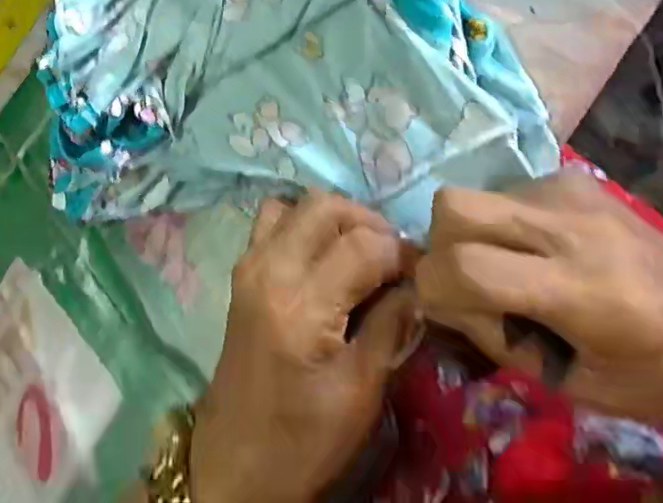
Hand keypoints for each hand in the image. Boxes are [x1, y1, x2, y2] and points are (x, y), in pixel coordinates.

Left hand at [191, 191, 415, 502]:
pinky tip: (326, 256)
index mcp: (300, 302)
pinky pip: (273, 221)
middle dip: (368, 222)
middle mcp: (269, 266)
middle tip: (395, 258)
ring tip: (362, 253)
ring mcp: (249, 262)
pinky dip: (303, 223)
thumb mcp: (360, 391)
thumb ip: (390, 327)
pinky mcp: (242, 269)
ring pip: (296, 205)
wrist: (236, 457)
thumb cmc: (304, 437)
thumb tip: (418, 283)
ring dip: (334, 218)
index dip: (401, 251)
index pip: (361, 244)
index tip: (425, 272)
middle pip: (324, 206)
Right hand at [414, 170, 662, 437]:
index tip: (444, 309)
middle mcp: (573, 229)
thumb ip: (500, 338)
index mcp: (585, 292)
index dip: (435, 288)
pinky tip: (539, 250)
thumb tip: (441, 300)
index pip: (466, 266)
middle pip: (454, 205)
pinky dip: (503, 222)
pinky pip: (505, 191)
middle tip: (467, 277)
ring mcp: (573, 193)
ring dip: (472, 233)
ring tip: (512, 268)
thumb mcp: (582, 387)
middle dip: (440, 243)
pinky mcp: (576, 178)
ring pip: (474, 194)